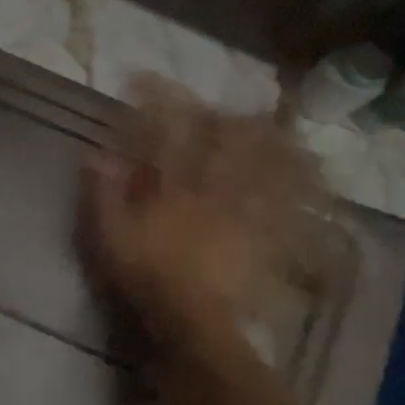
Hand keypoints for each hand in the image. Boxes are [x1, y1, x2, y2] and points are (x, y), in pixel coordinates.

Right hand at [80, 73, 318, 343]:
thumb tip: (93, 153)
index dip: (156, 101)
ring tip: (270, 117)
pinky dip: (300, 178)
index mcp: (173, 186)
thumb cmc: (145, 281)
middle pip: (222, 136)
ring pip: (262, 157)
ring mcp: (244, 209)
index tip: (141, 80)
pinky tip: (310, 165)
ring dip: (266, 133)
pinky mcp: (265, 233)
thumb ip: (103, 195)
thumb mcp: (108, 240)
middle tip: (215, 101)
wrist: (193, 324)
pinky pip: (289, 197)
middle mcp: (214, 187)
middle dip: (218, 112)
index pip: (166, 131)